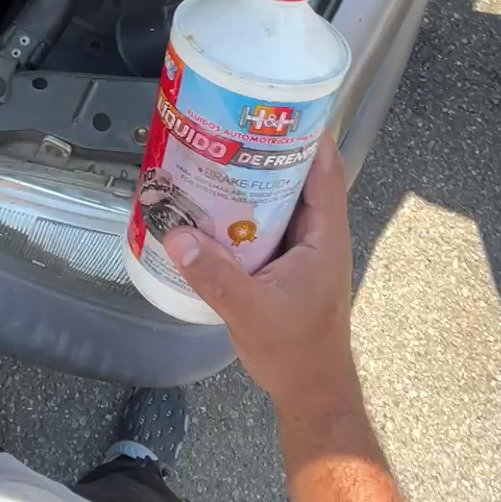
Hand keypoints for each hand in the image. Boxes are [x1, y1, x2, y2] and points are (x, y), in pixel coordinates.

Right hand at [162, 135, 357, 407]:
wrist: (311, 392)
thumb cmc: (295, 352)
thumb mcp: (251, 312)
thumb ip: (214, 277)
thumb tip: (175, 235)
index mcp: (325, 236)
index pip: (325, 170)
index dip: (306, 135)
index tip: (275, 108)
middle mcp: (318, 234)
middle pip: (300, 177)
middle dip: (266, 150)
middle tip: (227, 128)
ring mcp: (304, 249)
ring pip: (281, 199)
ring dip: (254, 179)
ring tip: (214, 156)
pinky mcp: (287, 263)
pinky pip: (266, 222)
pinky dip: (245, 208)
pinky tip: (212, 205)